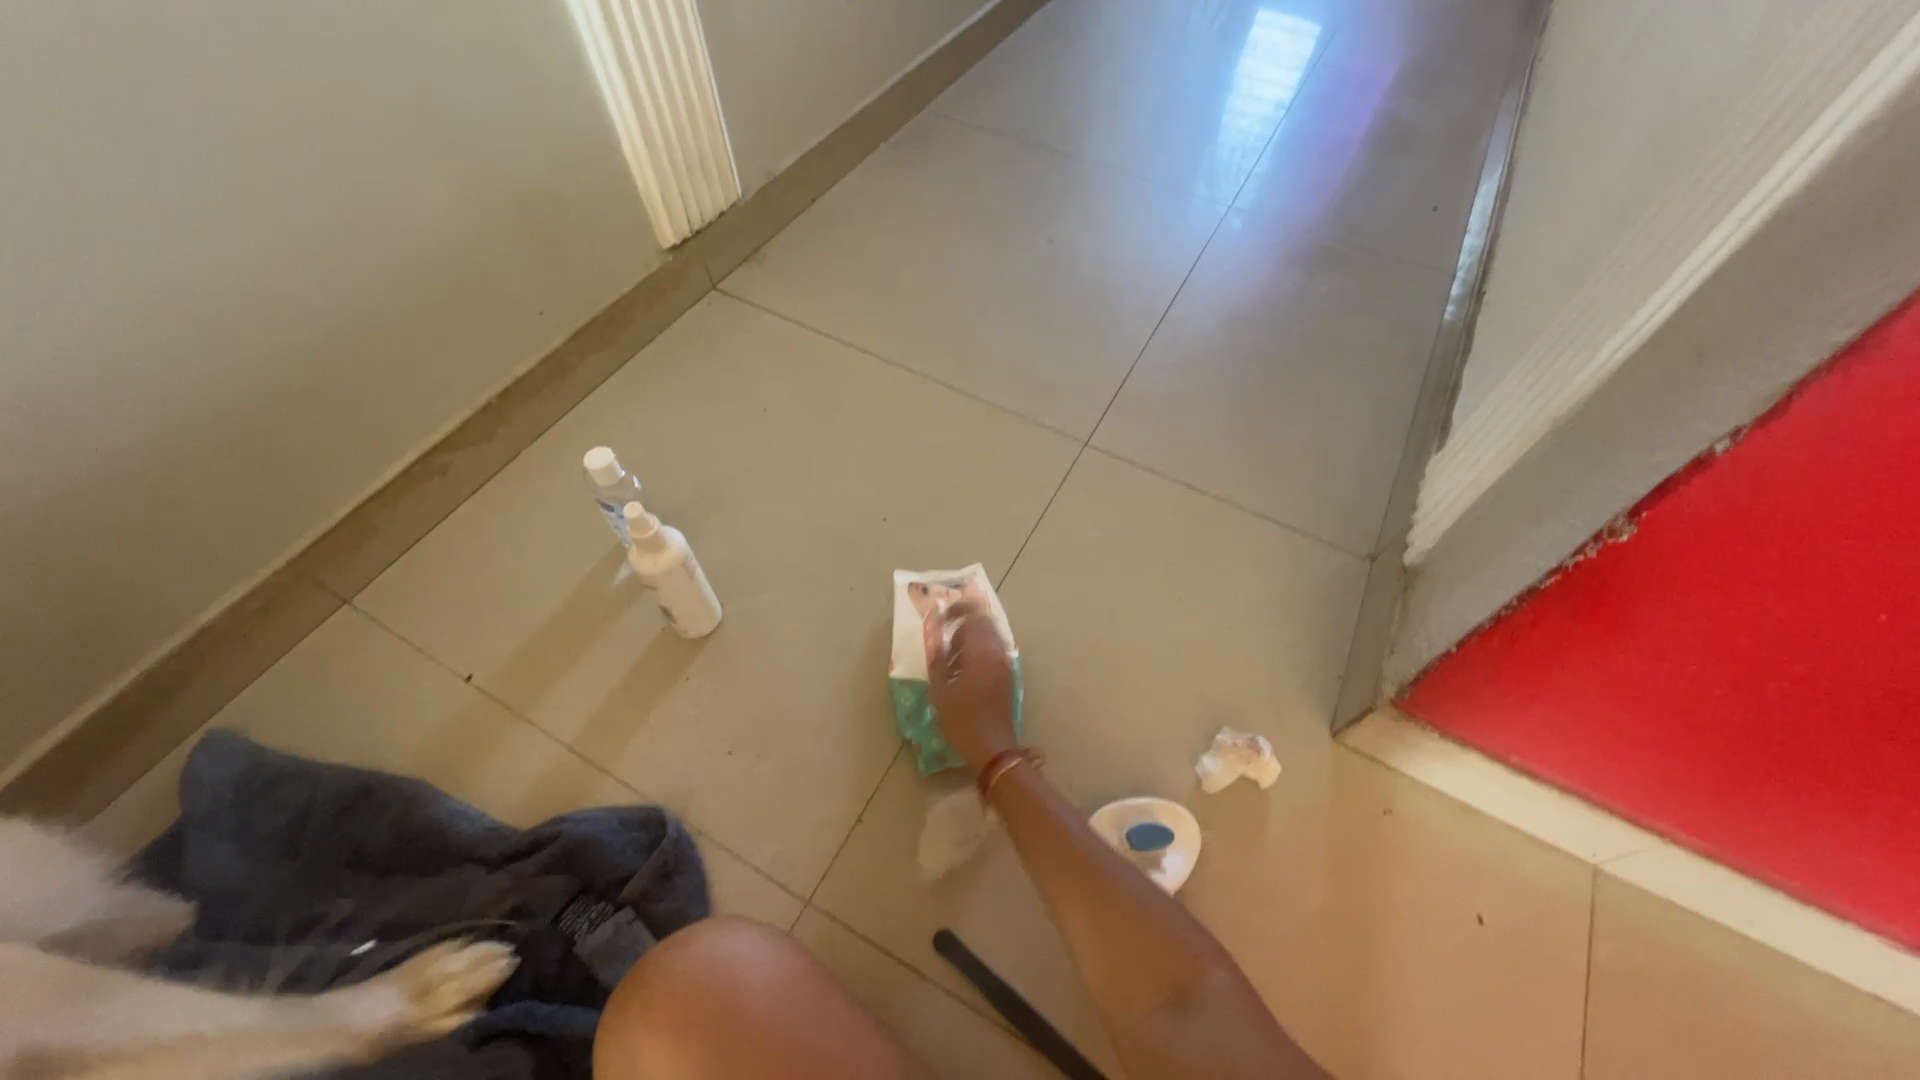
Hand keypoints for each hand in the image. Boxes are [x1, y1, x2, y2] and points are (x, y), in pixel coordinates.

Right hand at [923, 599, 1017, 772]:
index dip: (957, 609)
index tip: (941, 618)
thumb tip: (934, 634)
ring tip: (950, 665)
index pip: (974, 614)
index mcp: (982, 651)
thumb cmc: (962, 719)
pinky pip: (992, 653)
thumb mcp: (941, 689)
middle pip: (983, 624)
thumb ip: (937, 657)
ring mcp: (1005, 665)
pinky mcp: (1007, 676)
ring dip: (969, 643)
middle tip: (944, 647)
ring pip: (988, 639)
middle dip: (962, 628)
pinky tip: (962, 676)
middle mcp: (998, 652)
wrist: (992, 748)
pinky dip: (977, 655)